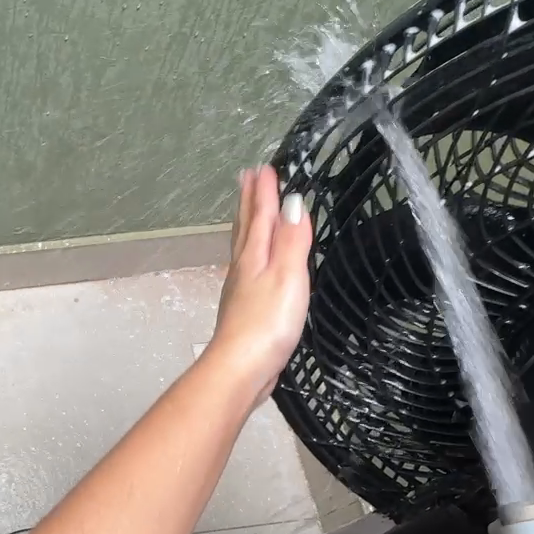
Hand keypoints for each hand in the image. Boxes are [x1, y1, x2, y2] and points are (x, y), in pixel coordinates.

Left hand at [209, 166, 311, 398]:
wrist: (241, 368)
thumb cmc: (267, 322)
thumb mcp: (288, 275)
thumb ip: (292, 240)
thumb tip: (292, 202)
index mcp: (254, 257)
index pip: (260, 216)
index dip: (263, 192)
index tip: (263, 166)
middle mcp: (243, 268)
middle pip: (246, 228)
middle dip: (249, 202)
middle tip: (246, 177)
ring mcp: (241, 289)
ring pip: (244, 247)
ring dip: (247, 225)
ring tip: (247, 210)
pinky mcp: (244, 309)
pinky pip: (248, 269)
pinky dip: (251, 253)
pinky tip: (253, 262)